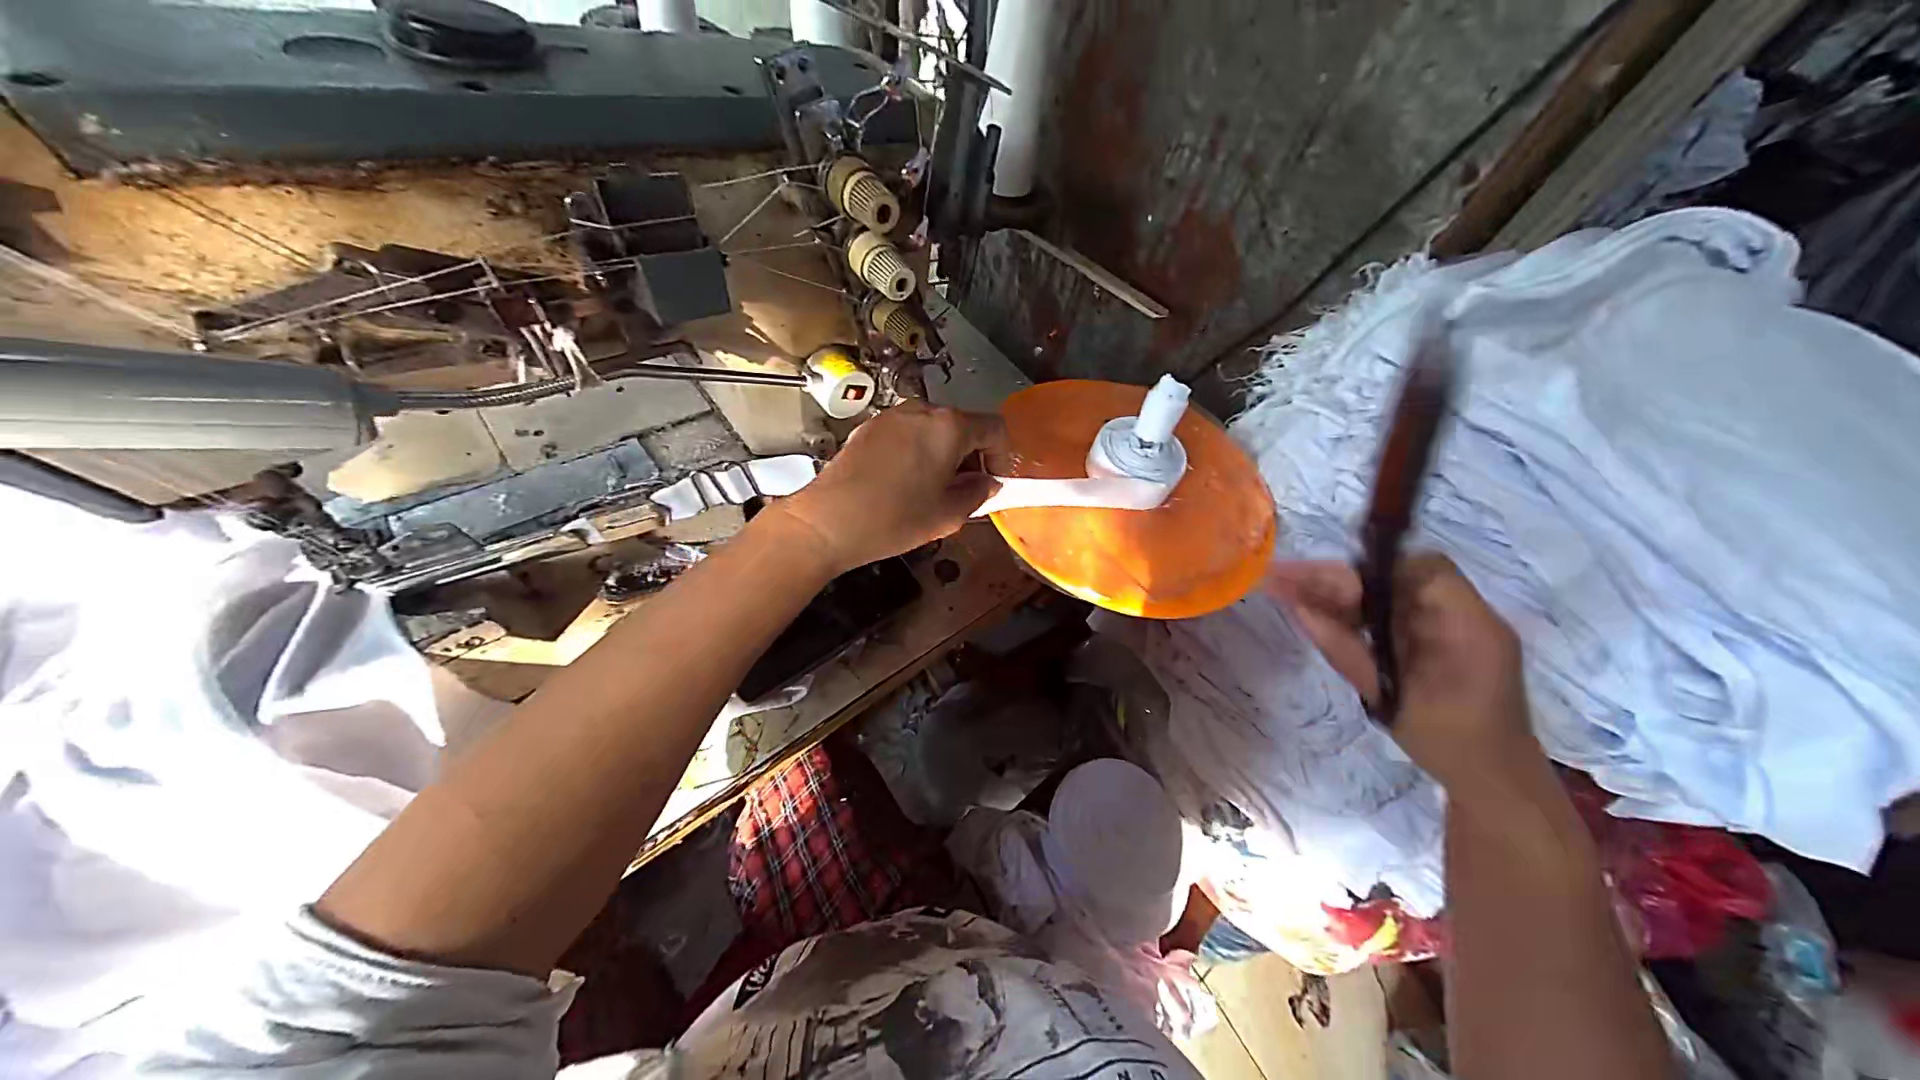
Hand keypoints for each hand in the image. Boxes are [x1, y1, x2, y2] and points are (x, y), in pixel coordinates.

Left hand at [769, 401, 1006, 574]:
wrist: (826, 522)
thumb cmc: (891, 520)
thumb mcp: (947, 515)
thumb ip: (977, 494)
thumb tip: (986, 484)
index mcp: (948, 426)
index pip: (994, 428)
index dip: (1002, 457)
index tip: (994, 483)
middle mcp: (920, 410)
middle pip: (963, 425)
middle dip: (972, 456)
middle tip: (966, 491)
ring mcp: (891, 416)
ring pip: (933, 429)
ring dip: (944, 454)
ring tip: (933, 491)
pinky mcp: (868, 428)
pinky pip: (907, 434)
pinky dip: (917, 452)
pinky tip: (905, 484)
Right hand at [1267, 554, 1541, 795]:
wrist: (1494, 783)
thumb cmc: (1449, 744)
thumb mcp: (1391, 700)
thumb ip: (1347, 652)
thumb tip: (1299, 608)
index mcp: (1467, 625)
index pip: (1420, 568)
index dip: (1369, 568)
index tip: (1320, 579)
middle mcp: (1464, 616)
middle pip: (1392, 578)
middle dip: (1335, 578)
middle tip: (1282, 578)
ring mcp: (1452, 627)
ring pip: (1387, 594)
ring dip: (1337, 592)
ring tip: (1284, 588)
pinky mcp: (1437, 641)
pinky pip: (1392, 614)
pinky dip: (1353, 612)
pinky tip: (1314, 609)